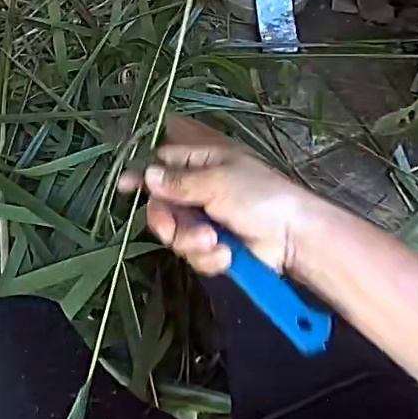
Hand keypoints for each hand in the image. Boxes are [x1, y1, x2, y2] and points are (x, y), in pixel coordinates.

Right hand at [118, 117, 341, 276]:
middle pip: (161, 204)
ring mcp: (205, 219)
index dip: (143, 174)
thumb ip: (179, 181)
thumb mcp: (217, 181)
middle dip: (167, 221)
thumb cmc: (259, 195)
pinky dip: (208, 257)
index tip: (124, 186)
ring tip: (215, 242)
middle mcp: (198, 188)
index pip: (162, 163)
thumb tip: (146, 175)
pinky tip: (225, 255)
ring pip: (175, 233)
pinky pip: (193, 254)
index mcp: (201, 161)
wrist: (293, 237)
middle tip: (174, 229)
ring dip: (191, 242)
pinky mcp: (213, 246)